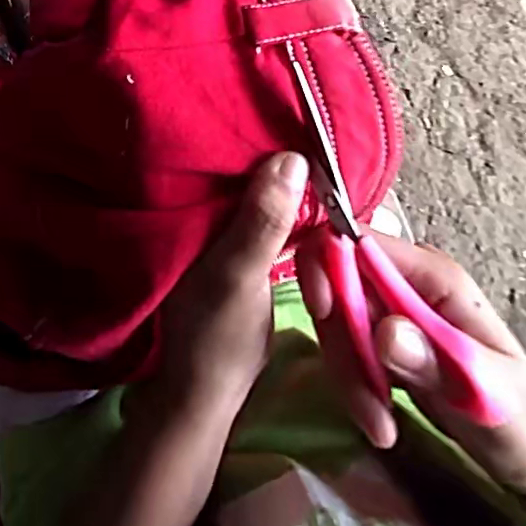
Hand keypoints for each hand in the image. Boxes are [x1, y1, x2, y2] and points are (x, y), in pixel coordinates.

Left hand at [55, 154, 308, 525]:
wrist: (209, 394)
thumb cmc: (217, 334)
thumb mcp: (239, 274)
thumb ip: (262, 221)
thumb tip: (293, 158)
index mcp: (195, 208)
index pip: (233, 157)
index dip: (268, 140)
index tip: (312, 131)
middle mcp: (207, 212)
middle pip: (252, 175)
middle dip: (286, 167)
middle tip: (330, 158)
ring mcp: (225, 232)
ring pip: (264, 197)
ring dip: (292, 193)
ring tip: (329, 181)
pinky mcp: (243, 251)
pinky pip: (270, 222)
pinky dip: (290, 218)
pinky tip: (314, 213)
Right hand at [295, 234, 525, 495]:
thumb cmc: (521, 422)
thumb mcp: (490, 397)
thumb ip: (437, 361)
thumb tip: (385, 329)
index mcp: (433, 275)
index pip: (356, 240)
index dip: (329, 265)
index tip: (324, 315)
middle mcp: (406, 280)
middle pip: (335, 280)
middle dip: (341, 339)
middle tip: (367, 400)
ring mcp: (390, 306)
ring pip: (333, 318)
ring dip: (346, 372)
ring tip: (380, 423)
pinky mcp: (378, 334)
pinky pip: (341, 344)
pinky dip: (350, 382)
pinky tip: (379, 417)